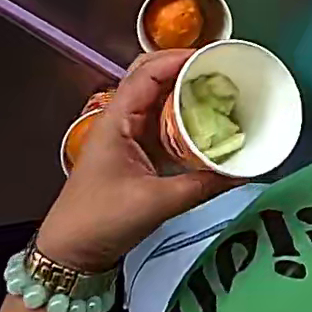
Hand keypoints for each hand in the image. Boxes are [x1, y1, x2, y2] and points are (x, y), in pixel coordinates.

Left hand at [34, 50, 242, 270]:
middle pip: (153, 75)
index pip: (148, 72)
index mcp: (118, 120)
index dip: (180, 58)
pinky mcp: (137, 149)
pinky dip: (185, 113)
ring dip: (186, 88)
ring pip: (159, 96)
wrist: (70, 253)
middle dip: (185, 66)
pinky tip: (208, 119)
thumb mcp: (156, 203)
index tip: (214, 58)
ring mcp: (129, 133)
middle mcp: (122, 118)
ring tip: (220, 88)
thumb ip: (202, 185)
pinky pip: (163, 120)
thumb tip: (241, 172)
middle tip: (221, 69)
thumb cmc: (100, 221)